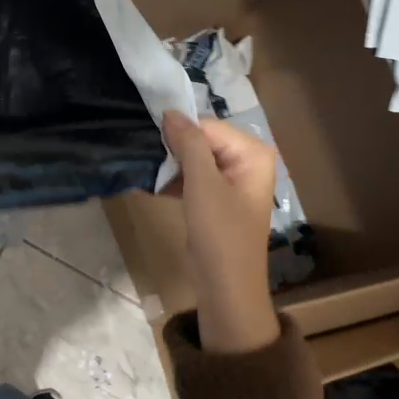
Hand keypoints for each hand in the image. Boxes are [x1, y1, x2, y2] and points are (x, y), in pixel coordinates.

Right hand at [162, 111, 282, 353]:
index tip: (149, 143)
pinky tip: (153, 187)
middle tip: (146, 159)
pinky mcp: (217, 200)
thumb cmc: (220, 233)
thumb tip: (170, 111)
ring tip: (147, 174)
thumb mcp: (203, 185)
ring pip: (194, 160)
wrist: (226, 286)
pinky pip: (193, 179)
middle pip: (202, 140)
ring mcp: (232, 181)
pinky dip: (175, 182)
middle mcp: (247, 161)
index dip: (178, 133)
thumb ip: (188, 144)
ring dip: (171, 167)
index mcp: (253, 153)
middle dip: (174, 149)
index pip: (208, 126)